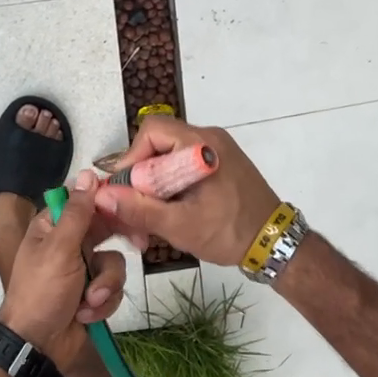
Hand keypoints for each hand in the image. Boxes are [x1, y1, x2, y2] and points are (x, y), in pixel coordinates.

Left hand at [0, 183, 125, 366]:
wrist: (38, 346)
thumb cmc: (42, 291)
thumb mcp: (59, 248)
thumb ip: (78, 213)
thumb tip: (88, 173)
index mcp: (54, 225)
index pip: (87, 200)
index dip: (109, 201)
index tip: (131, 204)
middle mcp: (69, 242)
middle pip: (107, 230)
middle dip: (118, 246)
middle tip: (140, 243)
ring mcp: (82, 268)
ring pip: (114, 262)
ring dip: (105, 284)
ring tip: (89, 302)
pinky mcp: (92, 293)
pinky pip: (112, 287)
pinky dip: (102, 302)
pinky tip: (86, 315)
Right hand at [92, 114, 281, 266]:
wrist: (276, 245)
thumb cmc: (230, 232)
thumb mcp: (180, 225)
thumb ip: (139, 209)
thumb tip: (101, 197)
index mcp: (201, 145)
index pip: (152, 132)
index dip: (131, 157)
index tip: (124, 189)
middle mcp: (208, 139)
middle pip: (158, 144)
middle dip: (139, 177)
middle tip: (132, 209)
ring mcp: (216, 151)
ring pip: (168, 158)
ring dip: (153, 186)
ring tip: (147, 219)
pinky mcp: (219, 165)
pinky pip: (183, 166)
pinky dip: (170, 187)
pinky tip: (166, 214)